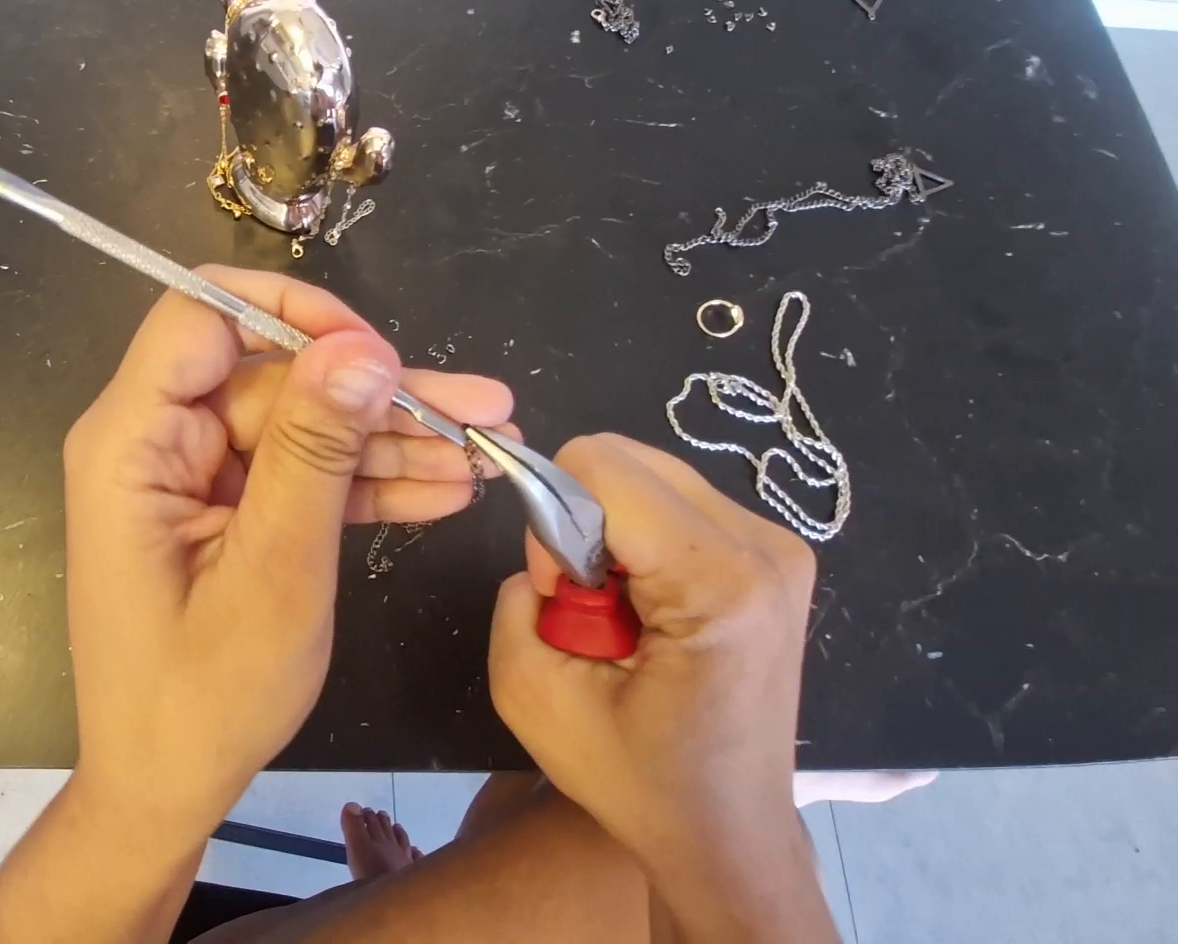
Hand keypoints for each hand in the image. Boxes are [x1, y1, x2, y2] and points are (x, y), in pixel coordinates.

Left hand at [63, 266, 511, 836]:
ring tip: (485, 451)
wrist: (166, 785)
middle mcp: (154, 443)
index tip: (373, 353)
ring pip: (299, 425)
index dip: (290, 314)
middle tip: (483, 410)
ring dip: (389, 442)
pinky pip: (297, 474)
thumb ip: (314, 451)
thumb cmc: (204, 697)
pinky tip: (440, 490)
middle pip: (272, 378)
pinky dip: (364, 483)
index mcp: (130, 443)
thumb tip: (361, 349)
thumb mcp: (273, 571)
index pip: (199, 316)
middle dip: (376, 395)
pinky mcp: (225, 509)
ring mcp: (193, 477)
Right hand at [487, 433, 816, 862]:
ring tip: (615, 609)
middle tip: (582, 599)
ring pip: (645, 474)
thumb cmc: (631, 775)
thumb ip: (514, 597)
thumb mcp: (528, 690)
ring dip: (605, 529)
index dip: (553, 518)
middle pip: (624, 459)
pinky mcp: (773, 556)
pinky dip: (634, 537)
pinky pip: (671, 501)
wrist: (724, 835)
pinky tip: (645, 604)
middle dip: (579, 518)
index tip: (559, 592)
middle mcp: (763, 547)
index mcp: (716, 580)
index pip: (602, 466)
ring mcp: (778, 548)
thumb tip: (549, 553)